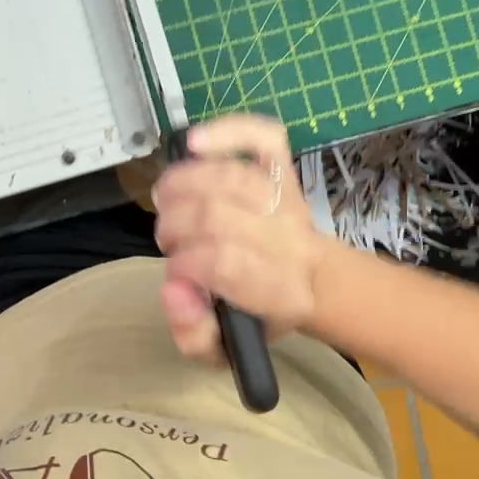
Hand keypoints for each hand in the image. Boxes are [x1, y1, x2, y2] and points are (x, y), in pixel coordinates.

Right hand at [151, 114, 326, 363]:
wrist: (312, 280)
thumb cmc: (259, 310)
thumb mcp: (226, 348)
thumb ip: (194, 333)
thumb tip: (173, 291)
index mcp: (279, 292)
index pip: (226, 265)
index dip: (187, 263)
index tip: (174, 270)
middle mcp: (290, 241)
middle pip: (220, 217)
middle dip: (177, 225)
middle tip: (167, 237)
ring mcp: (287, 199)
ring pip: (230, 178)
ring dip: (184, 185)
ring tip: (167, 200)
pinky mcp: (284, 169)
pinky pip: (263, 138)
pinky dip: (230, 131)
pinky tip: (196, 142)